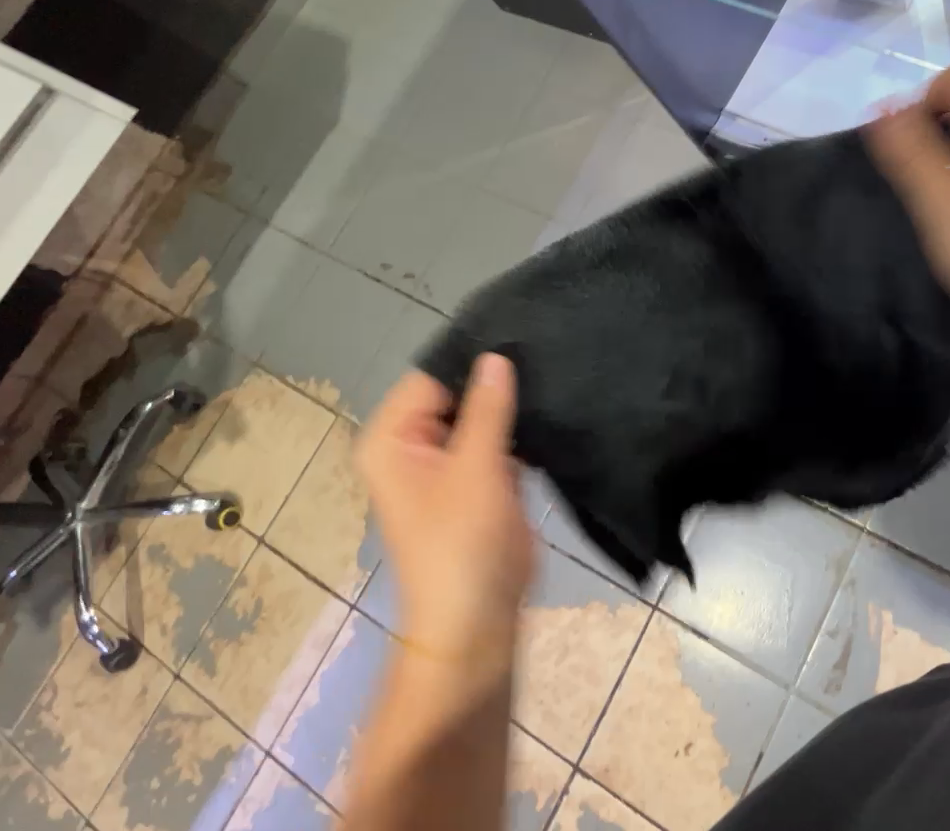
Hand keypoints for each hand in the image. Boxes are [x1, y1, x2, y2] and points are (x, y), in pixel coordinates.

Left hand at [356, 354, 534, 656]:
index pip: (429, 378)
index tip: (519, 335)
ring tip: (556, 373)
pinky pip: (501, 441)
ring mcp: (451, 465)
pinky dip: (523, 430)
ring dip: (513, 406)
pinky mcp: (483, 482)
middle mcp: (416, 447)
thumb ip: (486, 409)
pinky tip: (555, 410)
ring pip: (482, 418)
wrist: (479, 614)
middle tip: (546, 350)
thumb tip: (496, 357)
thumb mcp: (475, 469)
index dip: (469, 358)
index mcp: (394, 441)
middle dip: (496, 381)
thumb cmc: (462, 542)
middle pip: (456, 395)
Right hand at [866, 67, 949, 350]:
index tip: (906, 149)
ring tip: (921, 193)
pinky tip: (939, 209)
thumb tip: (882, 107)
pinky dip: (949, 176)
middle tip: (909, 173)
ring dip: (933, 155)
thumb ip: (908, 148)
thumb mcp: (937, 195)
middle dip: (923, 128)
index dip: (919, 104)